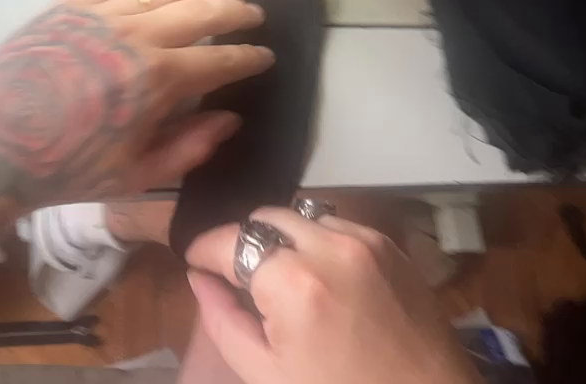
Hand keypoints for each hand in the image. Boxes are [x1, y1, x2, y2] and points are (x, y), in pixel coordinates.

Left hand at [0, 0, 273, 233]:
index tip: (266, 55)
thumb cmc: (67, 168)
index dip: (249, 57)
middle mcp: (137, 36)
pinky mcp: (73, 2)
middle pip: (201, 10)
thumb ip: (190, 146)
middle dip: (235, 11)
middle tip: (253, 13)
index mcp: (157, 81)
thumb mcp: (135, 175)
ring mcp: (103, 13)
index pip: (220, 60)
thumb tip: (232, 117)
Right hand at [184, 208, 479, 383]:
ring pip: (302, 217)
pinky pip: (338, 226)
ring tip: (287, 282)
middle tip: (241, 279)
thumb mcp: (269, 377)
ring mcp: (364, 240)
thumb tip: (200, 278)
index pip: (232, 241)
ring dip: (285, 240)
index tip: (195, 260)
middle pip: (266, 218)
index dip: (205, 248)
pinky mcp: (389, 244)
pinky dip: (321, 244)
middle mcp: (329, 246)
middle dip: (246, 242)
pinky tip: (325, 281)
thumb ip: (224, 322)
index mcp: (295, 283)